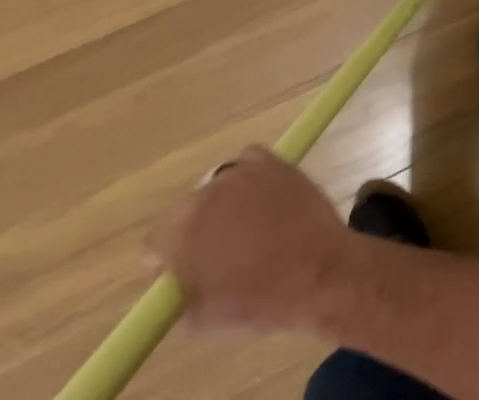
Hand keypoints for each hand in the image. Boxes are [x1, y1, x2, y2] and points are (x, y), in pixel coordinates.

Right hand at [146, 145, 355, 333]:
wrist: (323, 271)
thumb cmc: (262, 299)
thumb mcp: (203, 318)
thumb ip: (178, 299)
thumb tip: (176, 287)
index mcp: (181, 233)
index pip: (155, 243)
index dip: (167, 261)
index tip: (183, 274)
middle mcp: (206, 195)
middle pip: (187, 211)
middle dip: (196, 231)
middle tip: (219, 252)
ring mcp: (243, 173)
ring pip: (217, 185)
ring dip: (222, 202)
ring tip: (246, 224)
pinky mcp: (275, 163)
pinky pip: (250, 160)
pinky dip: (250, 175)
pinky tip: (262, 196)